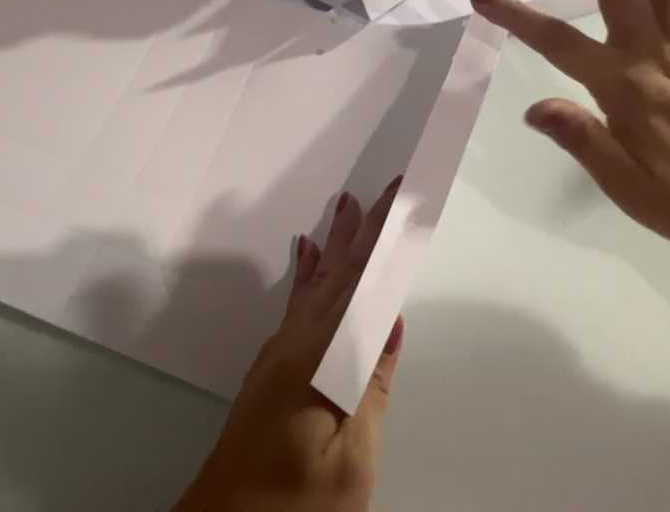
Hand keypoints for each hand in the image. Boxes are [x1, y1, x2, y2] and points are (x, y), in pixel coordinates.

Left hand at [174, 180, 404, 511]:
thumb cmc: (294, 499)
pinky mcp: (273, 367)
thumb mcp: (349, 457)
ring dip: (335, 245)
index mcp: (318, 359)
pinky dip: (306, 275)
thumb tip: (388, 323)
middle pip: (337, 277)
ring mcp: (279, 353)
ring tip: (345, 207)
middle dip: (360, 232)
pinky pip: (297, 304)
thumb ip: (368, 386)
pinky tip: (306, 256)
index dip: (380, 242)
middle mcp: (294, 344)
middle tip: (379, 190)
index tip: (397, 203)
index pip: (359, 286)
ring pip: (315, 285)